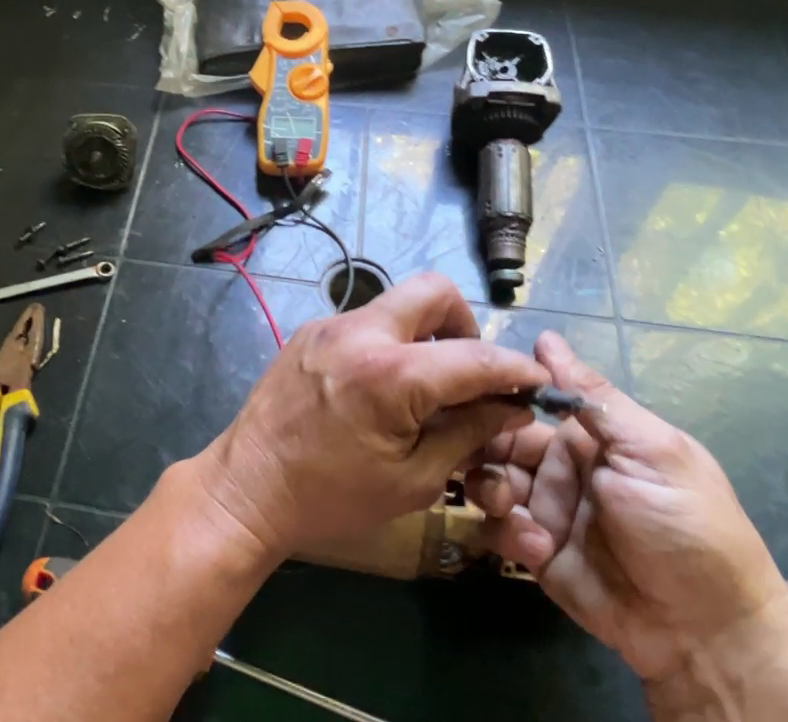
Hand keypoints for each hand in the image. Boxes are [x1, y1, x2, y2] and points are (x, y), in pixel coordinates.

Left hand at [186, 273, 551, 560]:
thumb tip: (513, 406)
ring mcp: (329, 325)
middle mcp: (360, 332)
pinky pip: (367, 320)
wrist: (248, 488)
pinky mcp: (310, 331)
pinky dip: (391, 342)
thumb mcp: (415, 479)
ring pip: (397, 303)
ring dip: (426, 334)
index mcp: (390, 374)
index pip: (475, 356)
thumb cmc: (333, 497)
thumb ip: (468, 433)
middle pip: (434, 291)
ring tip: (426, 387)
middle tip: (468, 372)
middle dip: (466, 325)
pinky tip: (383, 389)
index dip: (517, 369)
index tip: (539, 383)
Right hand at [472, 332, 787, 682]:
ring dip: (489, 487)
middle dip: (480, 443)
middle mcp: (562, 467)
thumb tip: (546, 339)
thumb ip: (594, 397)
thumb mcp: (651, 452)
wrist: (704, 633)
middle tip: (473, 453)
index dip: (498, 395)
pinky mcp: (535, 552)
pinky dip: (507, 532)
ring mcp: (548, 510)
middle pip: (498, 439)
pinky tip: (537, 546)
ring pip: (489, 480)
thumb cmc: (686, 527)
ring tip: (509, 504)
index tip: (470, 393)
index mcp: (592, 437)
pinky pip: (497, 529)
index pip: (530, 401)